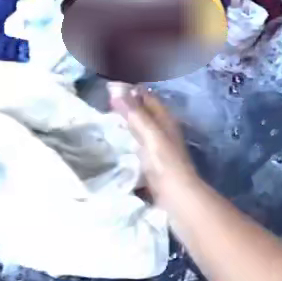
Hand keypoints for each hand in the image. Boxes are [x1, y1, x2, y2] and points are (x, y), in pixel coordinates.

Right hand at [110, 84, 203, 204]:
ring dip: (128, 121)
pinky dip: (128, 139)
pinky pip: (138, 144)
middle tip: (105, 100)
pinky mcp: (154, 162)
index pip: (147, 97)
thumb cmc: (164, 162)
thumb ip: (135, 112)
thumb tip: (116, 87)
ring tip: (107, 118)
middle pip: (145, 111)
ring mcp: (159, 147)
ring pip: (142, 127)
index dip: (131, 89)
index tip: (110, 84)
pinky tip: (117, 143)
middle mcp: (164, 130)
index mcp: (165, 120)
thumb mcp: (150, 133)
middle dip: (128, 104)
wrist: (177, 195)